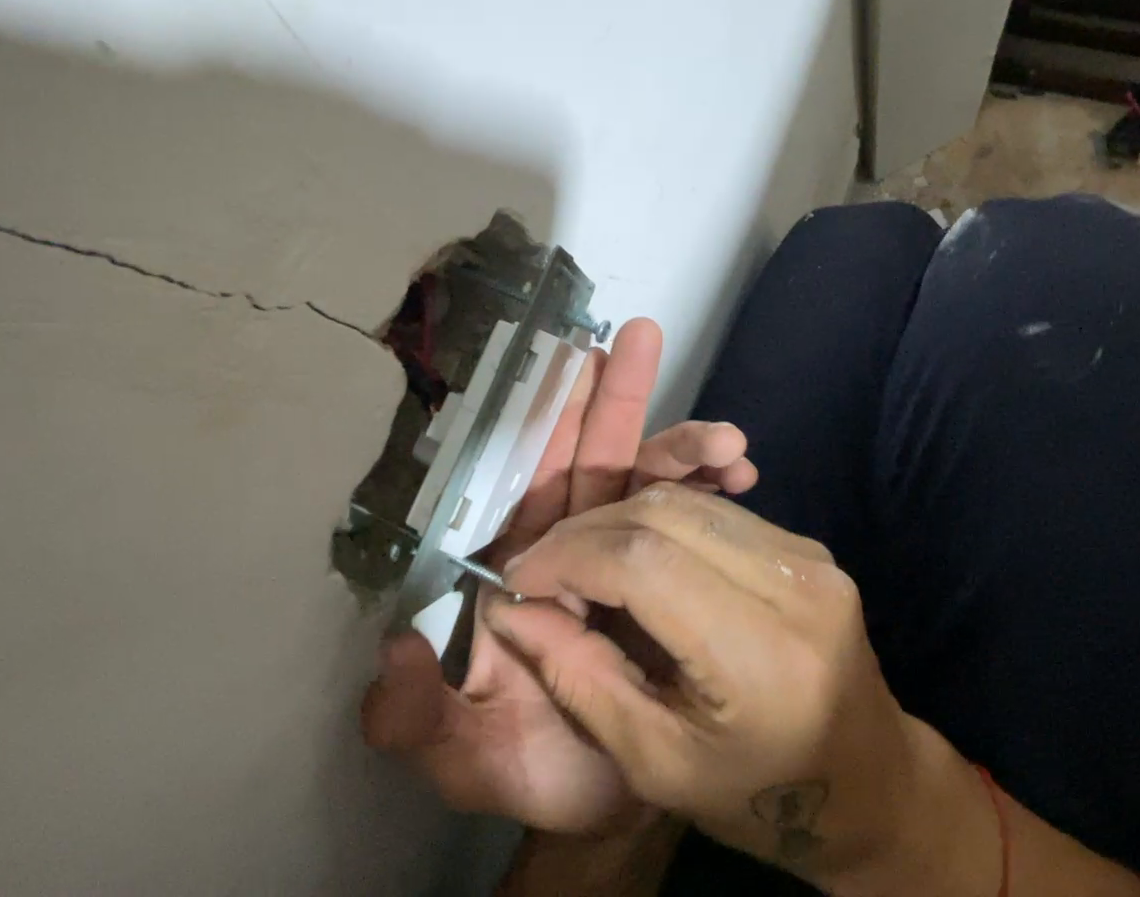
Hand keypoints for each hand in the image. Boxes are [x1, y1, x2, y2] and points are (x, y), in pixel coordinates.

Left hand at [360, 319, 757, 833]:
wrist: (612, 803)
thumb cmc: (530, 768)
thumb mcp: (461, 753)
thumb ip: (415, 714)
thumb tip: (394, 647)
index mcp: (519, 567)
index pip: (528, 479)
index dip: (544, 420)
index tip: (568, 362)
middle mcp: (573, 549)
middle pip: (595, 461)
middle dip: (616, 400)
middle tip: (640, 336)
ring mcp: (629, 562)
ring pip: (652, 486)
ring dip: (684, 453)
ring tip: (729, 444)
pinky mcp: (675, 579)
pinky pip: (695, 525)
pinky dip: (717, 497)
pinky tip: (745, 483)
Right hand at [482, 484, 922, 882]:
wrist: (870, 781)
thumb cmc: (759, 796)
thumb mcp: (657, 763)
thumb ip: (583, 681)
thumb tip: (518, 610)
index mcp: (761, 653)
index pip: (646, 562)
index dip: (570, 557)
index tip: (520, 580)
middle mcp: (794, 584)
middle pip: (666, 515)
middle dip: (587, 532)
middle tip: (542, 569)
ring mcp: (810, 557)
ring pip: (690, 502)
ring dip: (620, 519)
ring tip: (579, 561)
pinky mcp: (809, 547)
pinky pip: (717, 513)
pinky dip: (660, 523)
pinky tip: (632, 557)